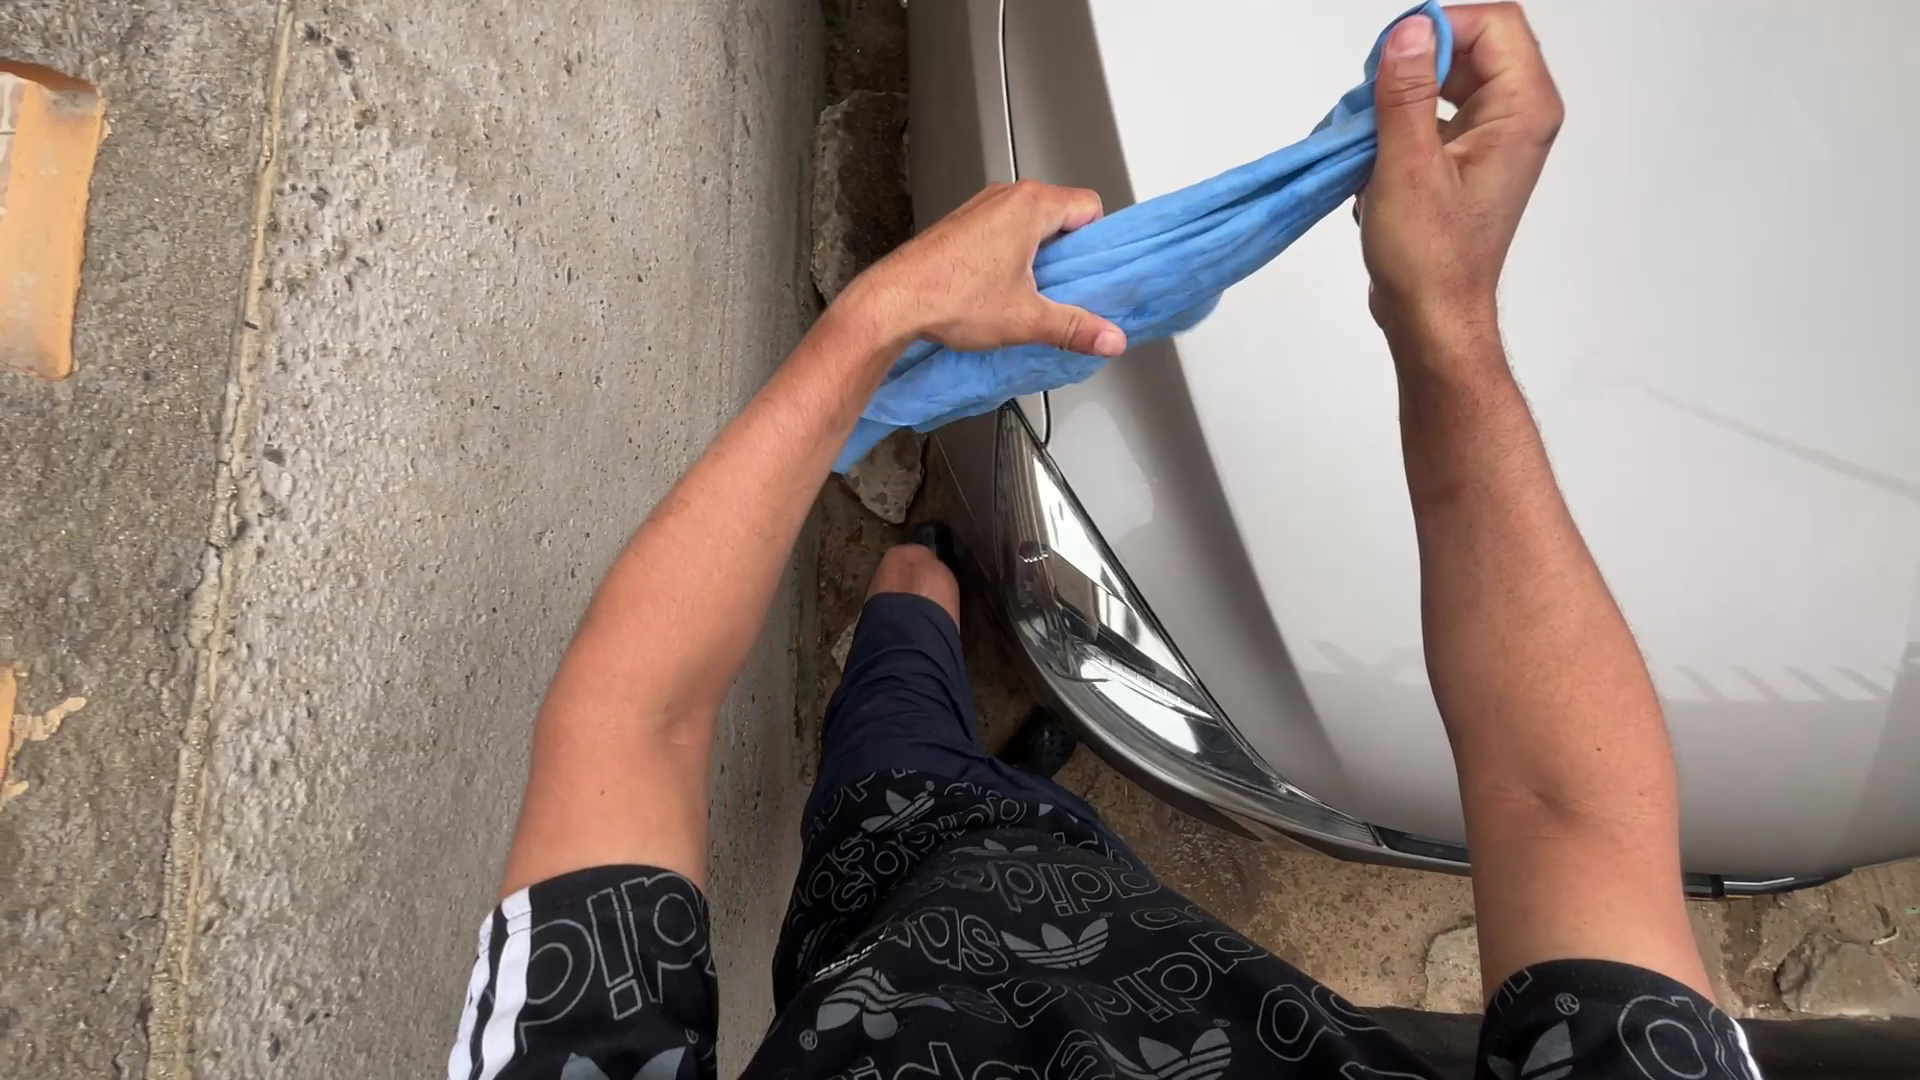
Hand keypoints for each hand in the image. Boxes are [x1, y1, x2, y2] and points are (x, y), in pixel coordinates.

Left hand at [839, 181, 1127, 356]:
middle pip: (1060, 215)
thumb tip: (1110, 339)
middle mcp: (1005, 198)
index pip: (1090, 207)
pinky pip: (1001, 233)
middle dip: (1067, 254)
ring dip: (1037, 257)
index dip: (1096, 242)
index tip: (1092, 272)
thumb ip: (1075, 328)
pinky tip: (1000, 290)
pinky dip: (1010, 257)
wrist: (894, 303)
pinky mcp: (961, 227)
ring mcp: (980, 209)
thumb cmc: (951, 298)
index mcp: (1030, 205)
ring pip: (1029, 225)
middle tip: (1063, 291)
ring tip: (1030, 295)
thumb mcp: (1026, 319)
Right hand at [1359, 3, 1563, 352]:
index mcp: (1522, 110)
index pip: (1492, 27)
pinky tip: (1370, 170)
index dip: (1437, 29)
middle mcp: (1515, 120)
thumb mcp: (1407, 168)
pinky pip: (1432, 128)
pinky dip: (1396, 138)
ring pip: (1445, 92)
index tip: (1383, 58)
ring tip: (1362, 139)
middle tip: (1365, 99)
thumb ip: (1407, 94)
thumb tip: (1407, 32)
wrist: (1430, 316)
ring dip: (1397, 108)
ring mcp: (1488, 147)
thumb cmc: (1426, 254)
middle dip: (1411, 71)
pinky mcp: (1460, 170)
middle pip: (1469, 55)